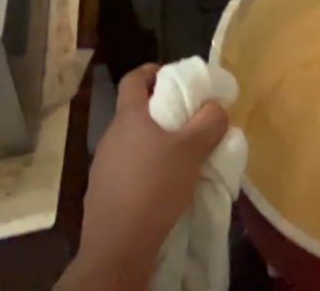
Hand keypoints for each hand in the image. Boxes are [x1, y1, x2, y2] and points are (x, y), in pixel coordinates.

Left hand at [61, 64, 229, 290]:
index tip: (174, 76)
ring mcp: (103, 167)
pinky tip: (164, 187)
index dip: (153, 71)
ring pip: (132, 142)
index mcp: (128, 117)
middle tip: (189, 119)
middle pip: (135, 111)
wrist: (117, 248)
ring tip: (181, 156)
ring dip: (155, 143)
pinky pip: (128, 170)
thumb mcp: (192, 150)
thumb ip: (209, 122)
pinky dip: (146, 170)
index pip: (134, 78)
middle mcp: (111, 136)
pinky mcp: (103, 194)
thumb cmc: (154, 187)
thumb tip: (216, 107)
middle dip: (162, 111)